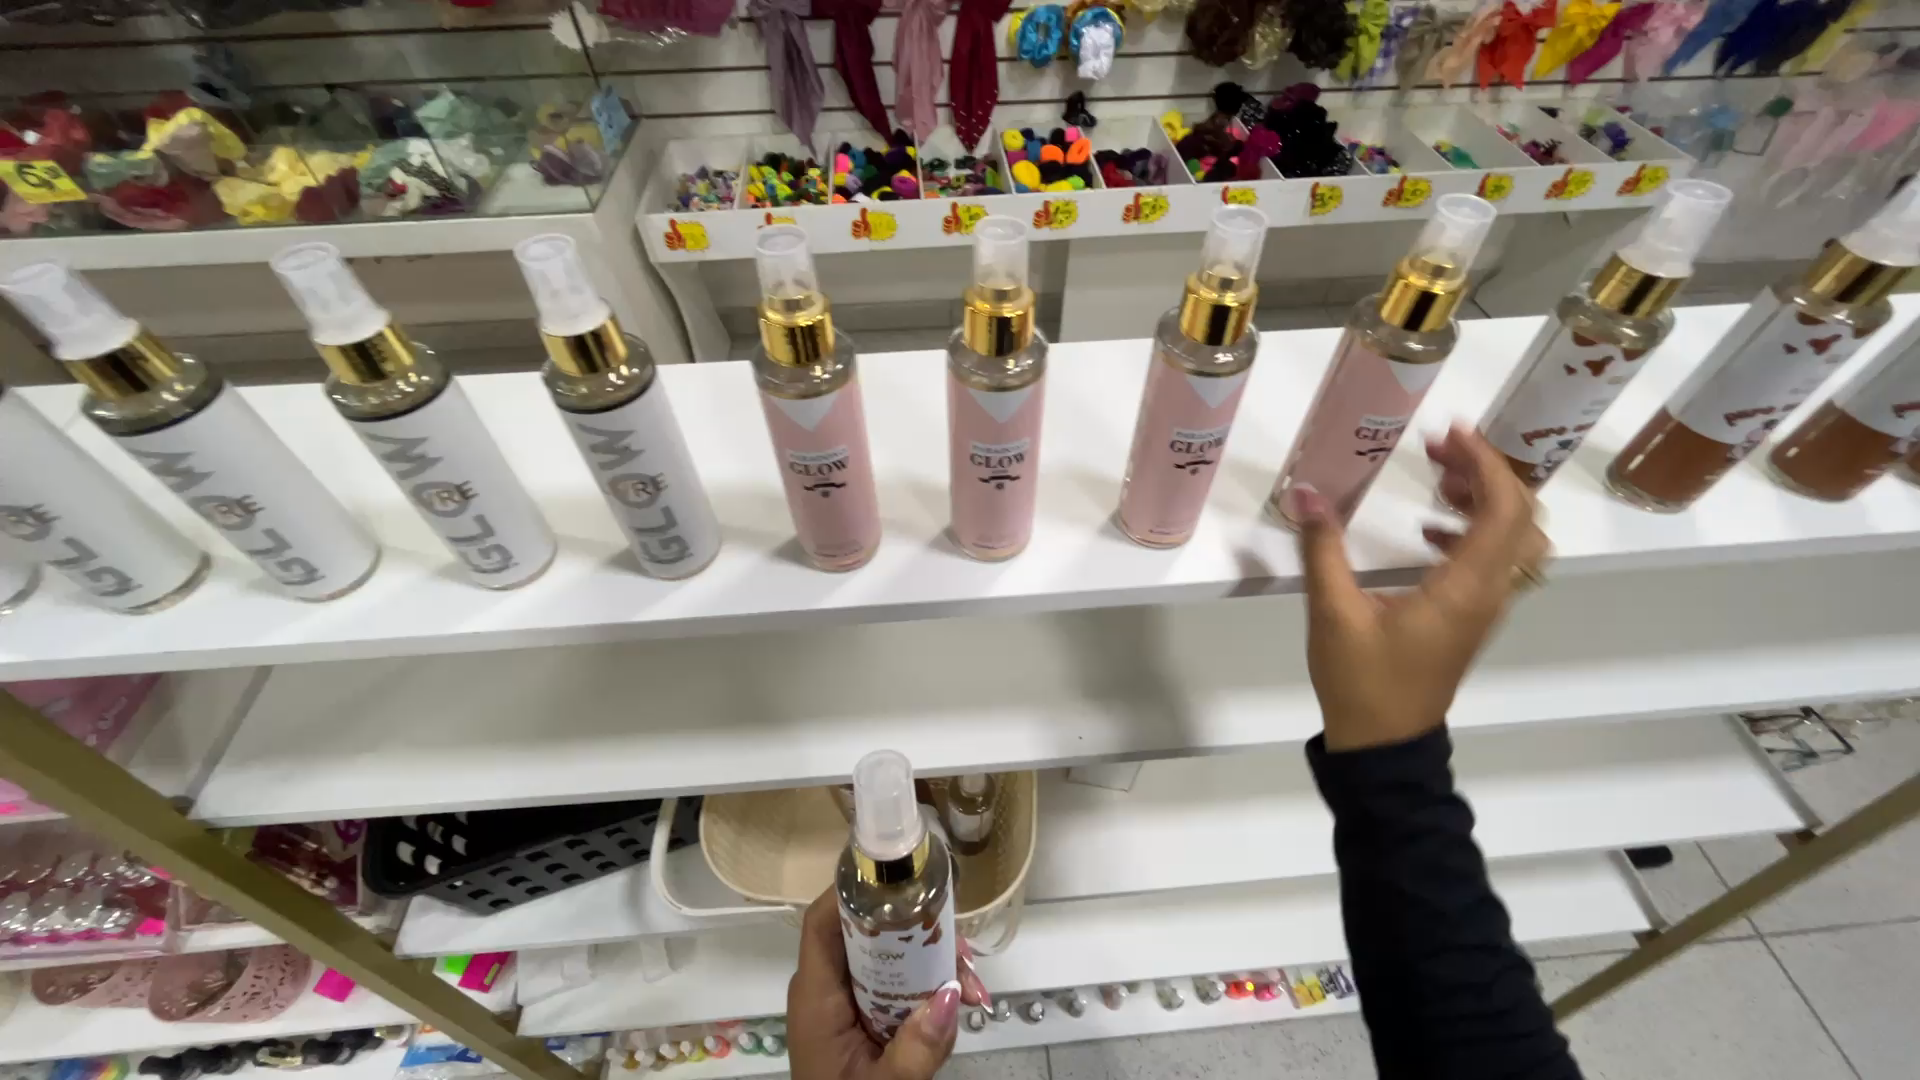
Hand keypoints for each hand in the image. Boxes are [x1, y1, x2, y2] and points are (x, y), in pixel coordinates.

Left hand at [789, 889, 989, 1079]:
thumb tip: (950, 994)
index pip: (822, 921)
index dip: (853, 890)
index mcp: (817, 996)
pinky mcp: (861, 1019)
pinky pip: (893, 988)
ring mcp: (844, 1003)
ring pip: (887, 960)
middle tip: (962, 946)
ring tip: (971, 983)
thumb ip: (914, 1051)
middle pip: (866, 935)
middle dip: (917, 933)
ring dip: (931, 964)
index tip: (900, 878)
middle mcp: (826, 990)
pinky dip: (926, 990)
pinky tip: (959, 1002)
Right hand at [1293, 425, 1547, 751]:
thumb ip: (1322, 549)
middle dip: (1488, 473)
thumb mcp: (1333, 612)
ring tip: (1436, 481)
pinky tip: (1428, 531)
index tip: (1451, 433)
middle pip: (1521, 518)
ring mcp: (1484, 607)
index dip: (1486, 463)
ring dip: (1485, 501)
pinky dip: (1474, 531)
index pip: (1504, 509)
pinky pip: (1494, 561)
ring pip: (1514, 539)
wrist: (1384, 740)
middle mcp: (1488, 593)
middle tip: (1438, 451)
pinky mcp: (1470, 618)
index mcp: (1465, 588)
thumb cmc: (1362, 679)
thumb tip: (1303, 494)